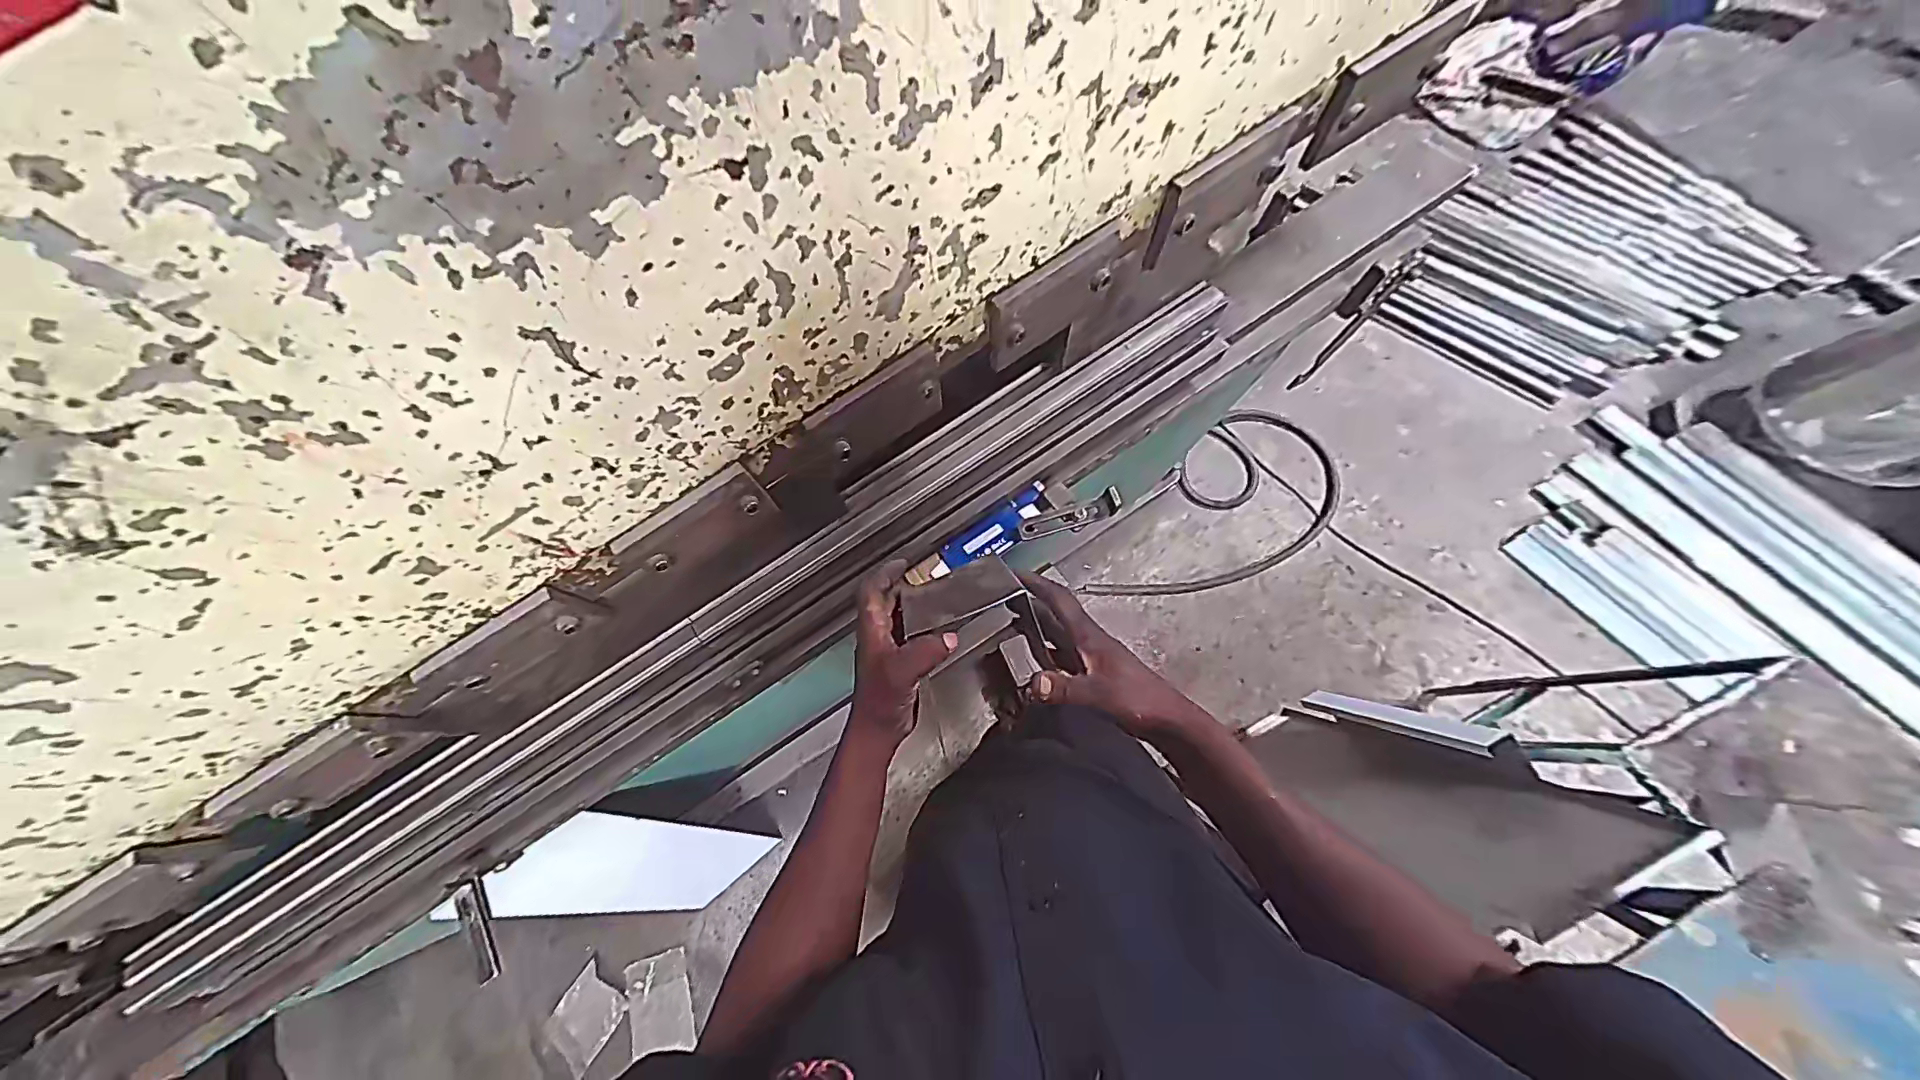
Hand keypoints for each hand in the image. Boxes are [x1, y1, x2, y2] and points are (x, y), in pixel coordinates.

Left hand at [850, 559, 956, 746]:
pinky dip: (921, 627)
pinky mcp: (898, 664)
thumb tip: (946, 637)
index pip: (870, 591)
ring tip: (933, 598)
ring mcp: (886, 651)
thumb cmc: (879, 703)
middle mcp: (876, 638)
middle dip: (901, 584)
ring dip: (912, 605)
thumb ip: (924, 651)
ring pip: (896, 617)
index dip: (884, 574)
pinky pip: (908, 636)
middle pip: (884, 600)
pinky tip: (938, 632)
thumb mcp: (903, 671)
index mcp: (871, 632)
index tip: (902, 563)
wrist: (877, 731)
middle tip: (923, 577)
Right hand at [1015, 570, 1213, 740]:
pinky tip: (1035, 667)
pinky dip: (1045, 656)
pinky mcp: (1094, 676)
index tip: (1016, 574)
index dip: (1037, 584)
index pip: (1060, 600)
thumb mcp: (1099, 694)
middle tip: (1005, 597)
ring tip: (1011, 626)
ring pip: (1058, 636)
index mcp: (1090, 638)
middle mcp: (1089, 643)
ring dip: (1036, 627)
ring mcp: (1092, 659)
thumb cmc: (1141, 701)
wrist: (1168, 722)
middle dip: (1031, 602)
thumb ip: (1065, 688)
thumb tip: (1034, 682)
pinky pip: (1062, 658)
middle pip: (1055, 615)